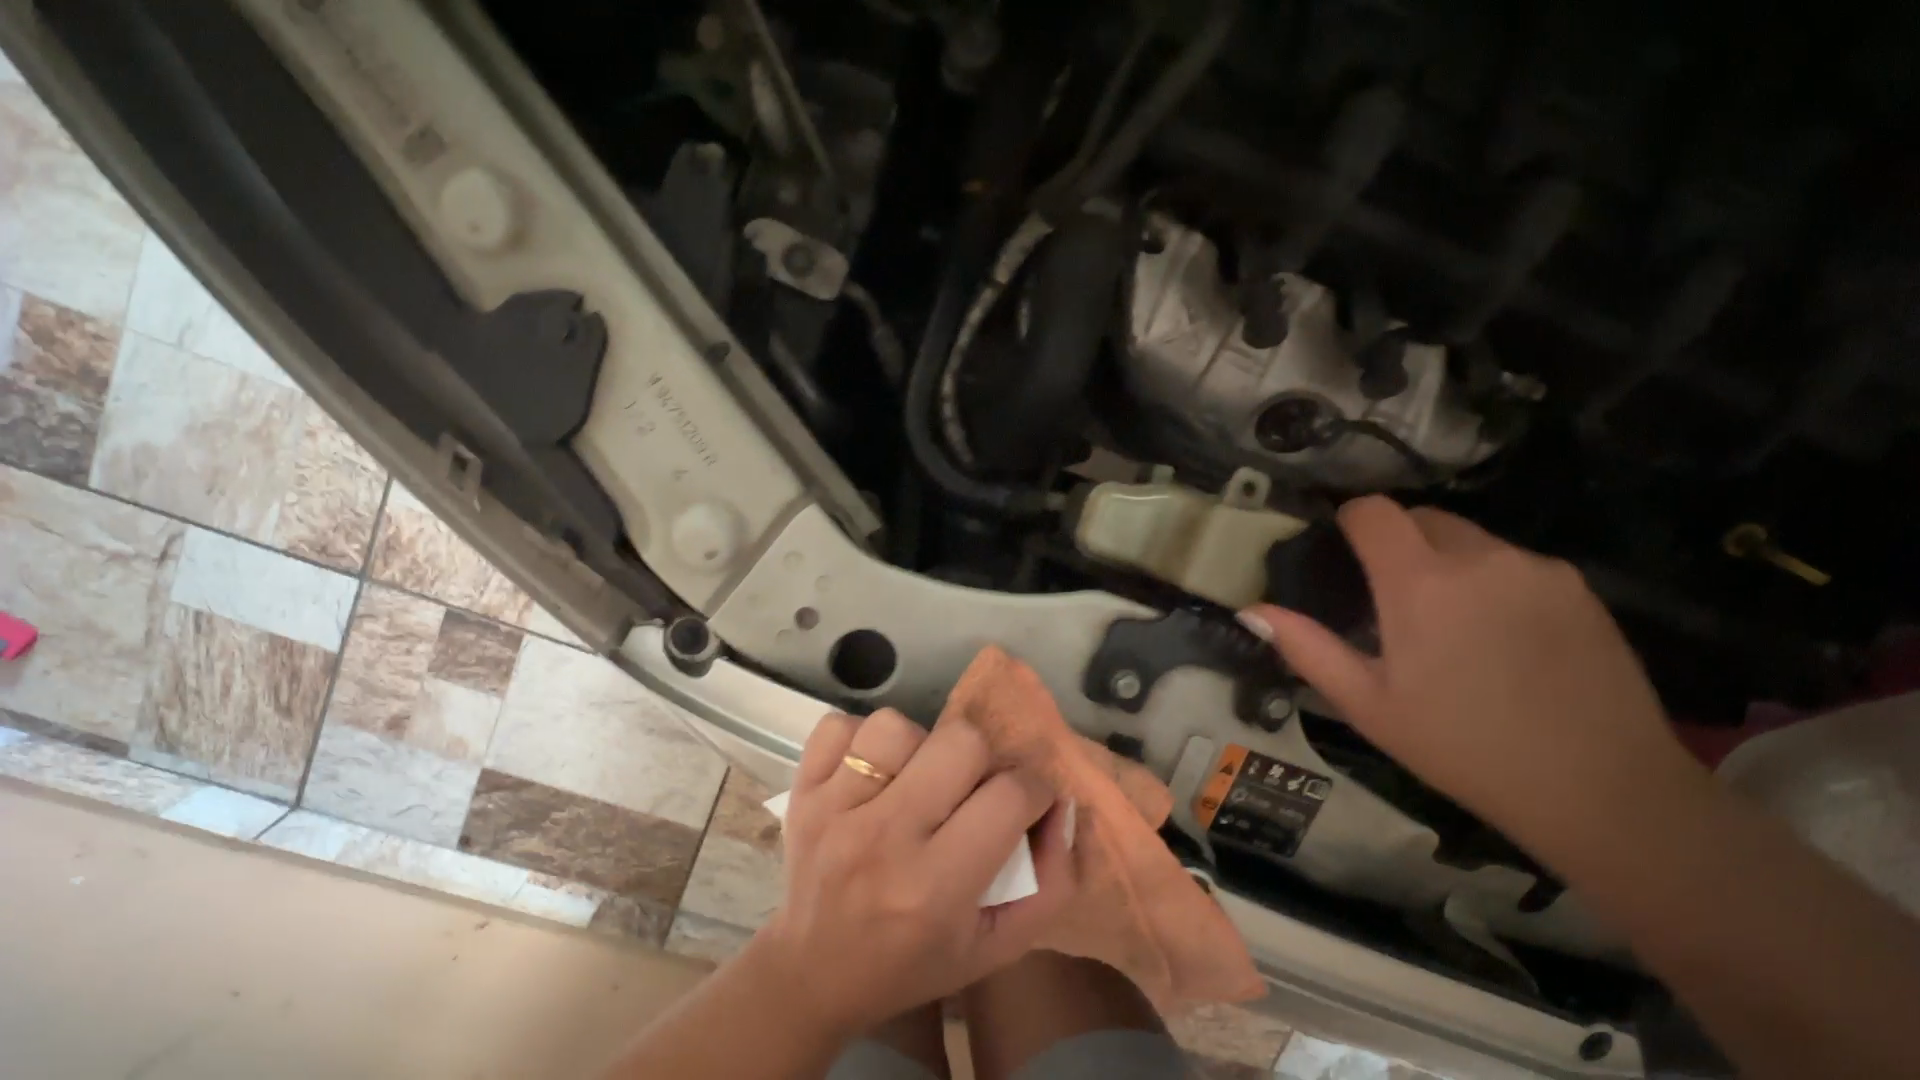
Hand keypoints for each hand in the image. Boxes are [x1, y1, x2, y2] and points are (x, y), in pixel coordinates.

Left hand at [753, 709, 1077, 1035]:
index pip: (1009, 796)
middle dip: (982, 760)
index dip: (1034, 789)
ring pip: (897, 725)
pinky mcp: (803, 792)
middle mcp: (883, 839)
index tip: (1027, 802)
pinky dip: (862, 739)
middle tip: (972, 789)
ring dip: (920, 746)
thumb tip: (1063, 807)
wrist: (813, 974)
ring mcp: (835, 810)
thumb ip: (1050, 883)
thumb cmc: (913, 963)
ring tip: (918, 780)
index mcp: (935, 887)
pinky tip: (873, 774)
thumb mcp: (997, 946)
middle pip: (959, 742)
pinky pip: (840, 725)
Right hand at [1241, 496, 1707, 837]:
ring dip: (1450, 565)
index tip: (1345, 553)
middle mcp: (1480, 557)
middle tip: (1394, 602)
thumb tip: (1252, 610)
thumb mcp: (1370, 707)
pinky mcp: (1580, 588)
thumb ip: (1308, 649)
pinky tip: (1507, 642)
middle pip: (1423, 518)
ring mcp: (1537, 569)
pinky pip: (1519, 566)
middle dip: (1399, 544)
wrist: (1601, 789)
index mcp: (1420, 582)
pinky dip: (1496, 584)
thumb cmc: (1464, 750)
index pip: (1374, 511)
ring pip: (1474, 542)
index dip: (1350, 521)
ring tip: (1455, 630)